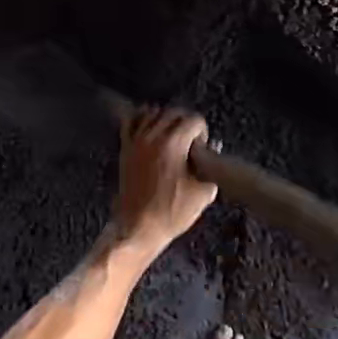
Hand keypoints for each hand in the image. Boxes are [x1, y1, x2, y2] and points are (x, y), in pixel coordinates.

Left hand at [112, 106, 219, 256]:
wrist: (137, 226)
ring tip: (173, 134)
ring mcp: (136, 140)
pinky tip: (149, 127)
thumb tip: (211, 150)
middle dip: (186, 122)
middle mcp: (153, 136)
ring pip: (152, 113)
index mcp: (174, 143)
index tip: (203, 147)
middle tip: (192, 140)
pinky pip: (130, 122)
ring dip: (165, 118)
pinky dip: (141, 118)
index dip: (202, 131)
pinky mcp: (125, 148)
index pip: (193, 119)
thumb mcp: (203, 193)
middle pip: (173, 112)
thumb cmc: (171, 211)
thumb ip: (211, 168)